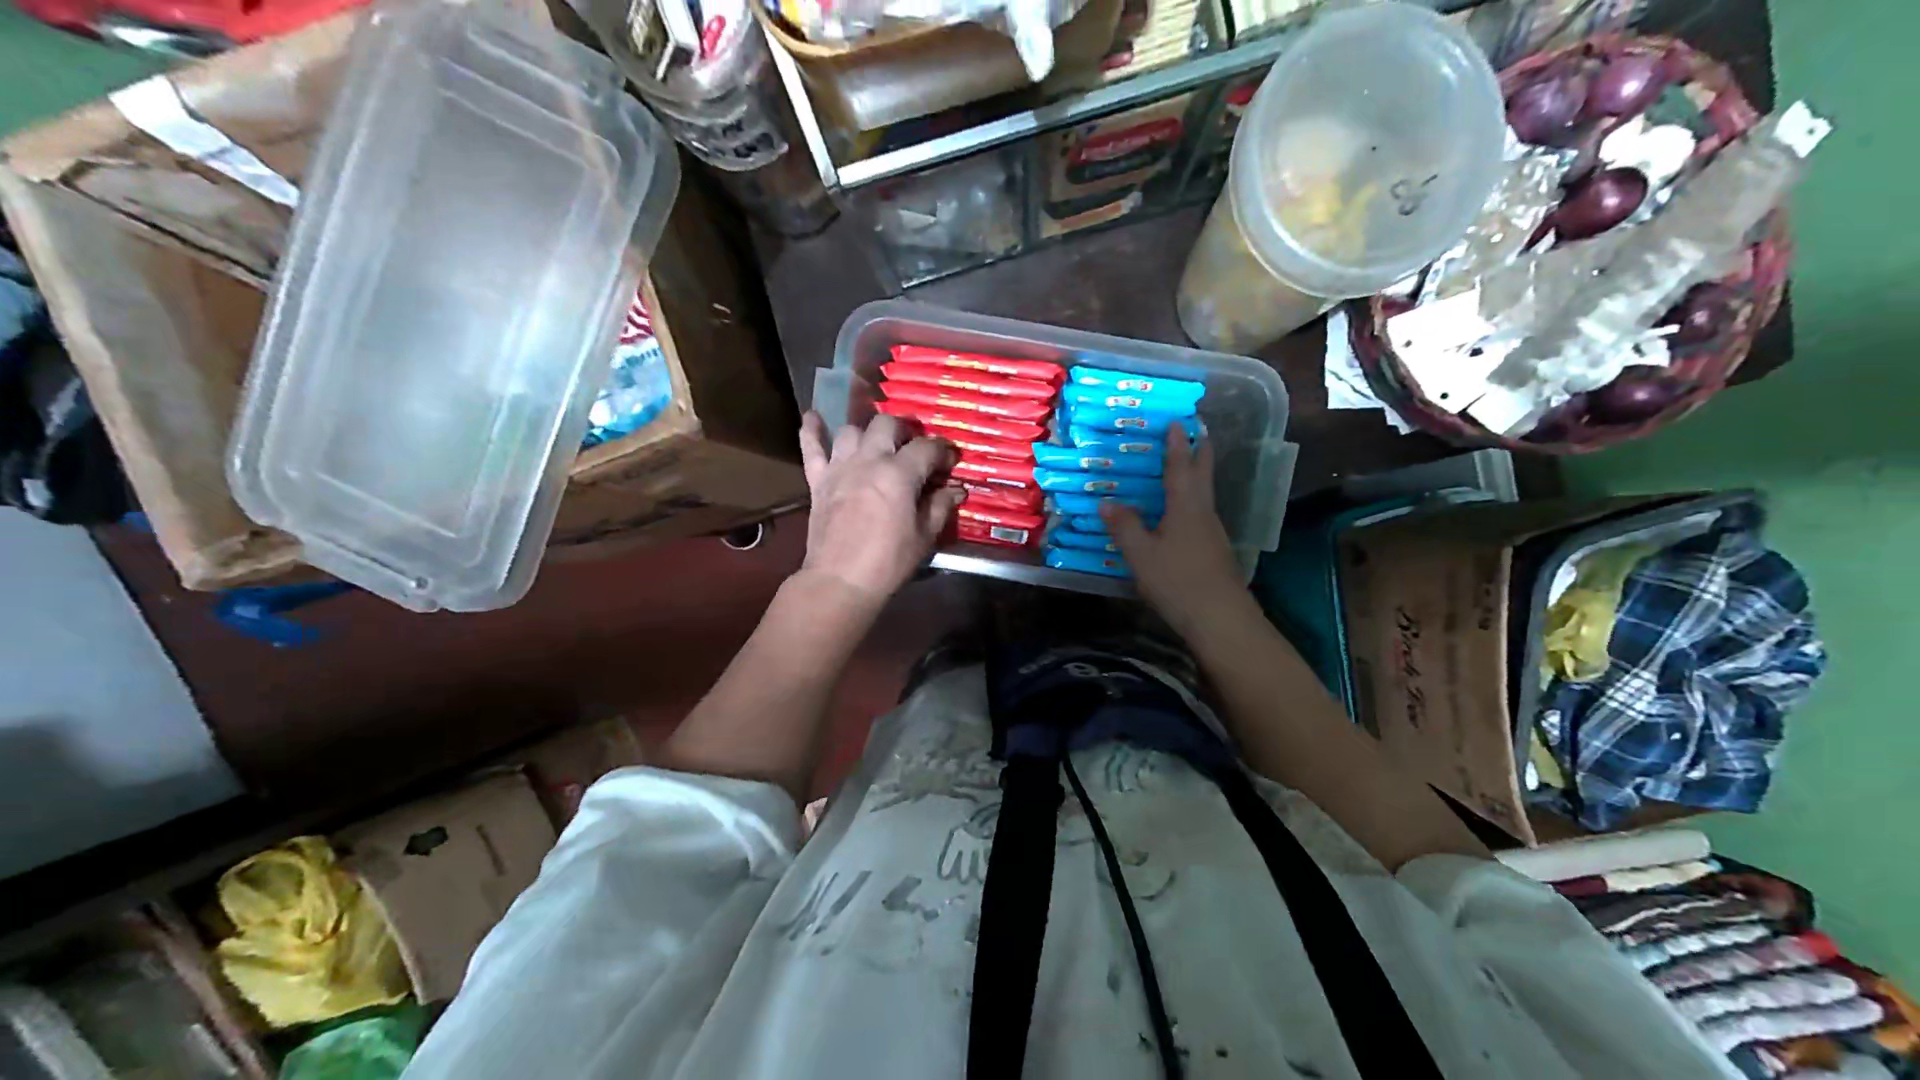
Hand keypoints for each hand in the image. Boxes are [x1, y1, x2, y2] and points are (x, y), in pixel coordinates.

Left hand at [798, 411, 961, 606]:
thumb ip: (940, 506)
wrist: (840, 580)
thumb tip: (956, 490)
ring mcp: (839, 467)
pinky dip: (811, 430)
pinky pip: (811, 447)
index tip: (951, 462)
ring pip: (852, 430)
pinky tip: (813, 417)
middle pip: (887, 424)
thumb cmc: (888, 562)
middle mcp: (869, 460)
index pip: (927, 448)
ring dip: (867, 432)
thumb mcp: (924, 536)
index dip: (943, 451)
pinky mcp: (818, 480)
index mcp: (899, 474)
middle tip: (912, 448)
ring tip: (876, 444)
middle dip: (904, 430)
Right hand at [1101, 425, 1251, 638]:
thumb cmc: (1178, 580)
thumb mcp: (1141, 554)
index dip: (1177, 443)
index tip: (1177, 420)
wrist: (1220, 619)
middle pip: (1203, 475)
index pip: (1180, 466)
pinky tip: (1181, 513)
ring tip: (1184, 466)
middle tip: (1196, 431)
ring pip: (1204, 494)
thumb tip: (1107, 502)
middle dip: (1199, 451)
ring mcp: (1212, 533)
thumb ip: (1124, 527)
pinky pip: (1200, 514)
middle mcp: (1203, 512)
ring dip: (1196, 475)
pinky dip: (1192, 501)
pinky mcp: (1214, 551)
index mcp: (1186, 506)